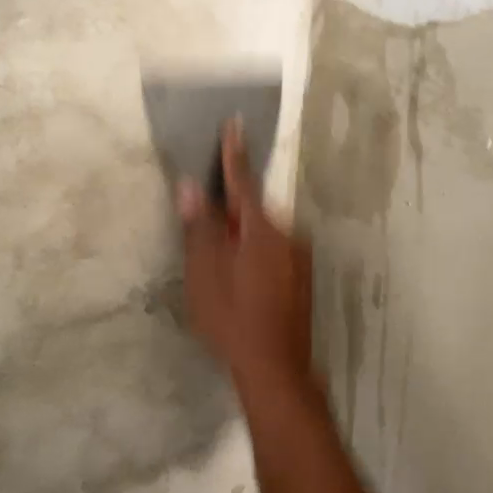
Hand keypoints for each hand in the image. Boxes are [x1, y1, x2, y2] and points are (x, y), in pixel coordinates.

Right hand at [179, 117, 313, 389]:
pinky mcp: (302, 279)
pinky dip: (256, 254)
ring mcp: (299, 259)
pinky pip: (274, 252)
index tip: (234, 124)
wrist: (275, 367)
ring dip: (243, 237)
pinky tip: (242, 281)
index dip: (234, 155)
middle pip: (253, 211)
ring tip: (221, 265)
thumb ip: (199, 229)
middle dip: (231, 211)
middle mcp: (287, 237)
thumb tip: (190, 187)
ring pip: (264, 234)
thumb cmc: (232, 321)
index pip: (242, 183)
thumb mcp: (204, 275)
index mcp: (260, 231)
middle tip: (207, 225)